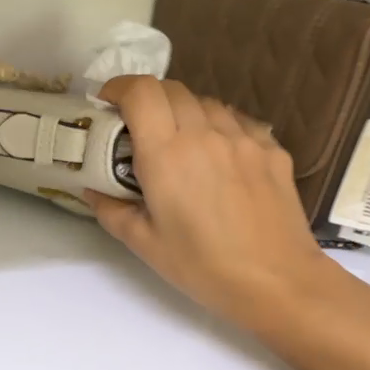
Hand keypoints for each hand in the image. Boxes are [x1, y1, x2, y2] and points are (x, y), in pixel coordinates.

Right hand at [84, 76, 334, 327]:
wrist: (277, 281)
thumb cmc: (201, 266)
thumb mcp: (143, 243)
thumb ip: (111, 209)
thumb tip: (92, 189)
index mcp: (167, 154)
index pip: (141, 92)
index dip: (119, 88)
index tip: (106, 104)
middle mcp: (205, 134)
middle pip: (172, 89)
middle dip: (147, 99)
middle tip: (136, 127)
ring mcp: (244, 138)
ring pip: (206, 102)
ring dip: (183, 112)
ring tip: (177, 142)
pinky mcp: (272, 150)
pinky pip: (237, 121)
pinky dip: (218, 126)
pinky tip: (215, 155)